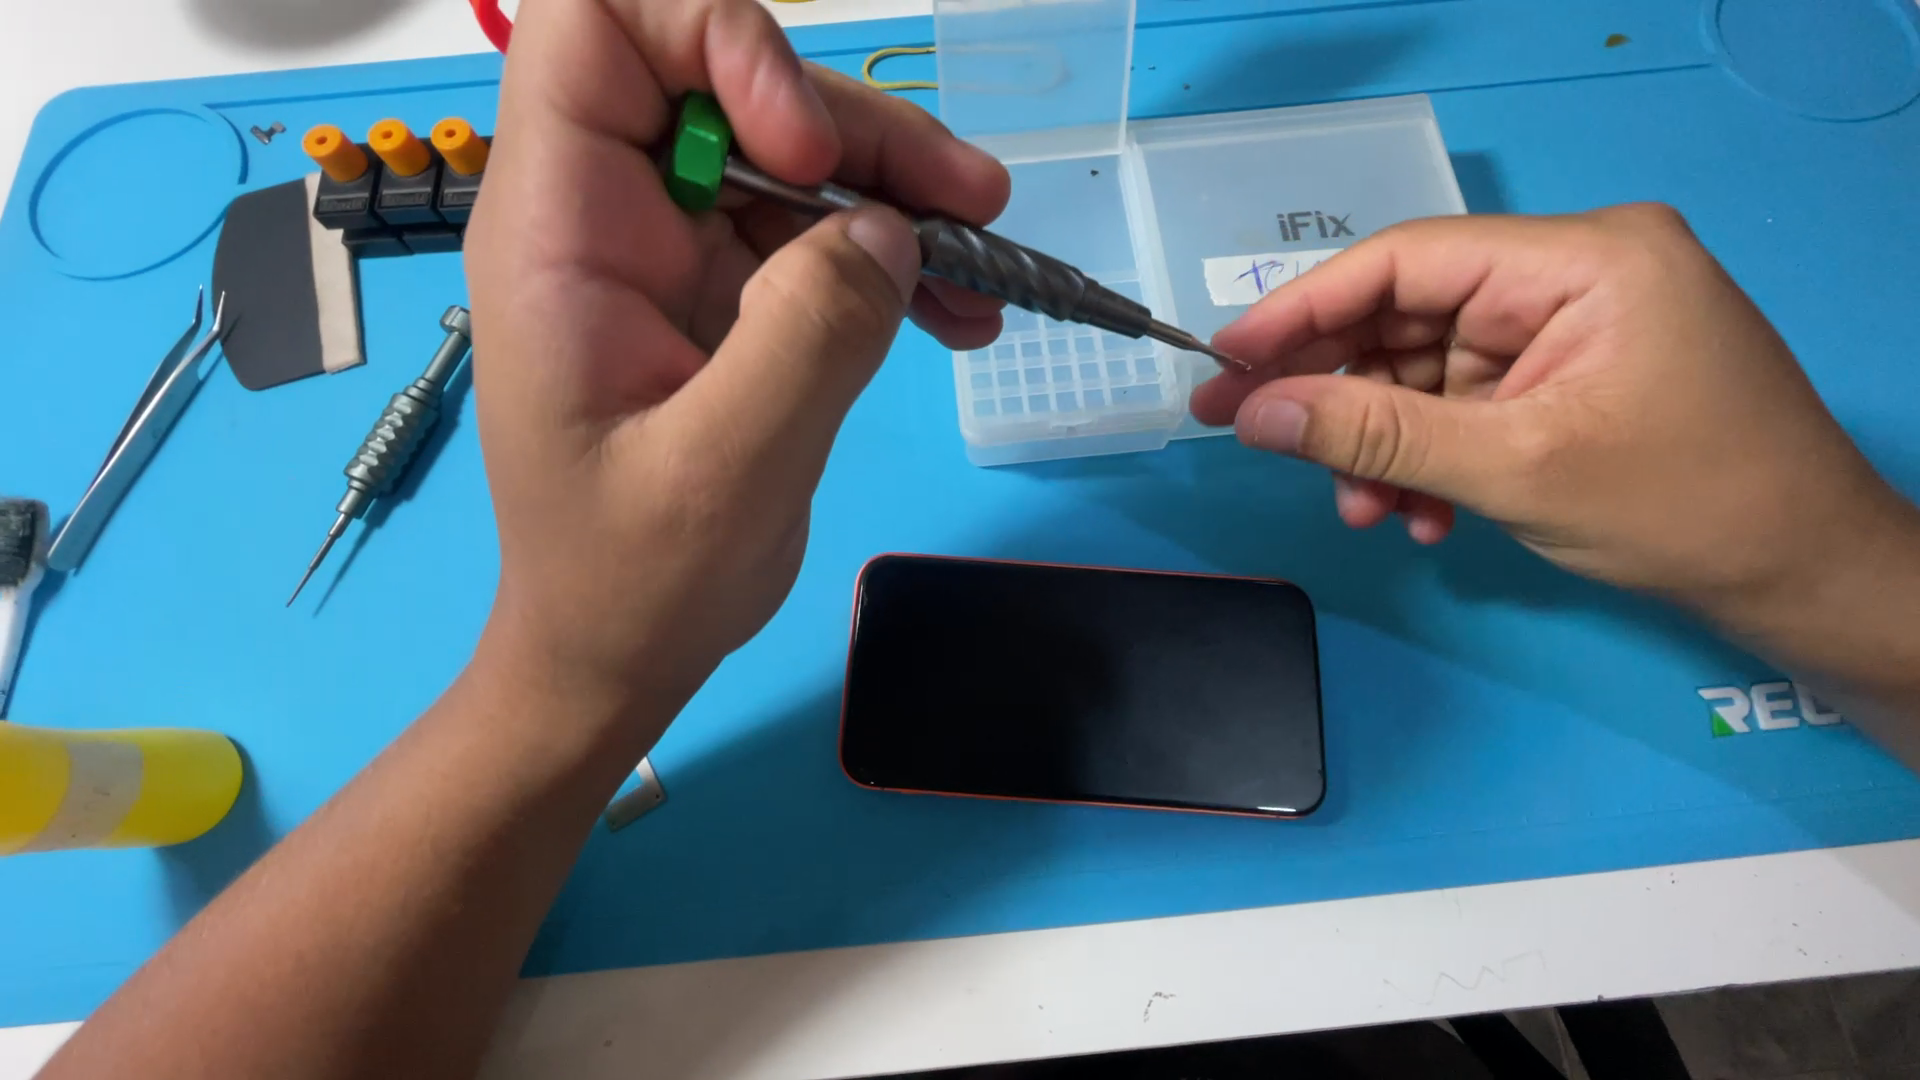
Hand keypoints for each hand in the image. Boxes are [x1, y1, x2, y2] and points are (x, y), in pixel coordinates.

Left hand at [463, 0, 1009, 713]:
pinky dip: (895, 274)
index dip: (718, 45)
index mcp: (565, 235)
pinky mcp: (736, 316)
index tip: (809, 149)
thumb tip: (891, 232)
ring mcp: (683, 270)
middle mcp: (620, 226)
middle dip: (863, 138)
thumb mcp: (726, 467)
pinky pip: (821, 256)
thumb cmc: (639, 578)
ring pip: (799, 177)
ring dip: (901, 207)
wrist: (626, 650)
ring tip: (988, 266)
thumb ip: (808, 336)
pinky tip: (961, 315)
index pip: (602, 38)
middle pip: (738, 99)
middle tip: (974, 200)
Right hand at [1191, 204, 1917, 625]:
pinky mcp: (1539, 382)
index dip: (1300, 309)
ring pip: (1408, 377)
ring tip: (1361, 509)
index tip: (1223, 357)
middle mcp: (1554, 281)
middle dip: (1328, 394)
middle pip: (1395, 321)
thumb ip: (1369, 435)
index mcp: (1573, 262)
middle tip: (1246, 433)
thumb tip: (1250, 415)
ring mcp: (1546, 334)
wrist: (1796, 577)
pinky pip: (1439, 411)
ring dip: (1371, 448)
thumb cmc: (1681, 506)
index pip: (1402, 262)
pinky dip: (1410, 463)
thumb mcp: (1509, 467)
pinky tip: (1413, 515)